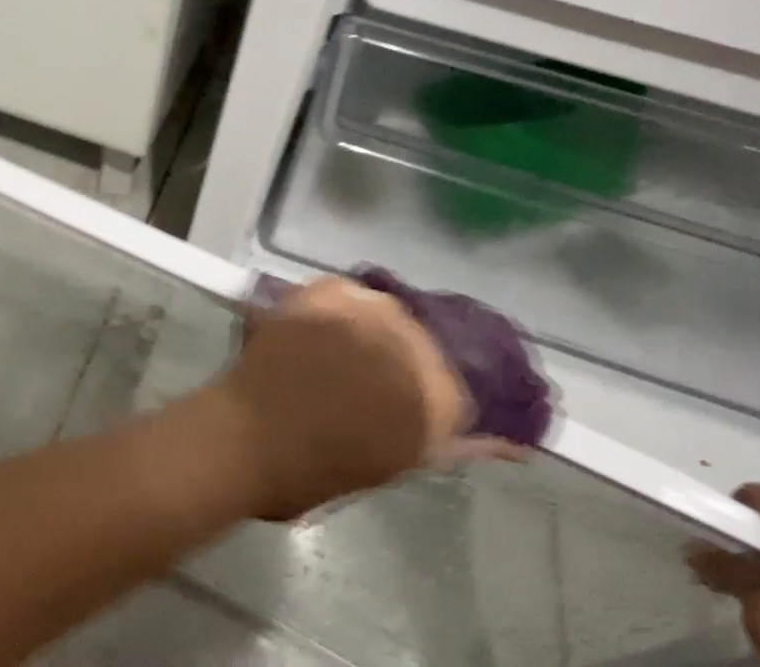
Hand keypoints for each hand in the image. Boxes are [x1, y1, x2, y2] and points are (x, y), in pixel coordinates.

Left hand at [213, 276, 523, 519]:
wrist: (247, 437)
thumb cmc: (320, 469)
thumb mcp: (397, 463)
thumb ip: (459, 443)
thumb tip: (512, 442)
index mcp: (442, 392)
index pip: (465, 382)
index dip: (439, 391)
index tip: (415, 399)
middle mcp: (417, 340)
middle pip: (429, 340)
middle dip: (409, 358)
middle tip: (375, 378)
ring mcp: (370, 308)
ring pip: (391, 311)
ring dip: (376, 329)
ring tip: (346, 352)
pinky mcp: (328, 290)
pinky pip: (348, 292)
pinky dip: (341, 309)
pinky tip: (324, 329)